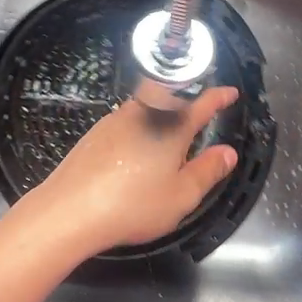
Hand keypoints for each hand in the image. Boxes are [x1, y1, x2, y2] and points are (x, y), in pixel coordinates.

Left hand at [23, 82, 240, 254]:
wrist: (71, 209)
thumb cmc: (133, 204)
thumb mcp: (182, 196)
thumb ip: (208, 171)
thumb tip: (228, 153)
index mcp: (171, 126)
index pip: (202, 104)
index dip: (219, 98)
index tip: (230, 92)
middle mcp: (144, 113)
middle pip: (171, 97)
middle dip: (187, 102)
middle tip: (198, 115)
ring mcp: (116, 120)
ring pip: (147, 107)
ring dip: (162, 115)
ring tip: (168, 138)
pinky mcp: (96, 133)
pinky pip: (127, 121)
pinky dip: (139, 128)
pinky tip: (135, 152)